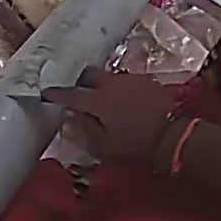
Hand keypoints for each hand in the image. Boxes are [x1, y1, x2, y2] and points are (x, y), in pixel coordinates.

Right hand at [42, 69, 178, 163]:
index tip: (47, 94)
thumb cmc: (136, 145)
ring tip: (101, 96)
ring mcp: (130, 79)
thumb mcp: (106, 145)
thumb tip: (72, 116)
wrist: (173, 136)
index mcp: (98, 101)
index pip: (70, 95)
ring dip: (101, 85)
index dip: (56, 95)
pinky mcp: (145, 80)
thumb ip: (86, 128)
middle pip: (89, 75)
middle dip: (81, 82)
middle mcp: (111, 84)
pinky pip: (125, 80)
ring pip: (108, 76)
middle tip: (77, 92)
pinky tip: (122, 99)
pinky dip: (119, 87)